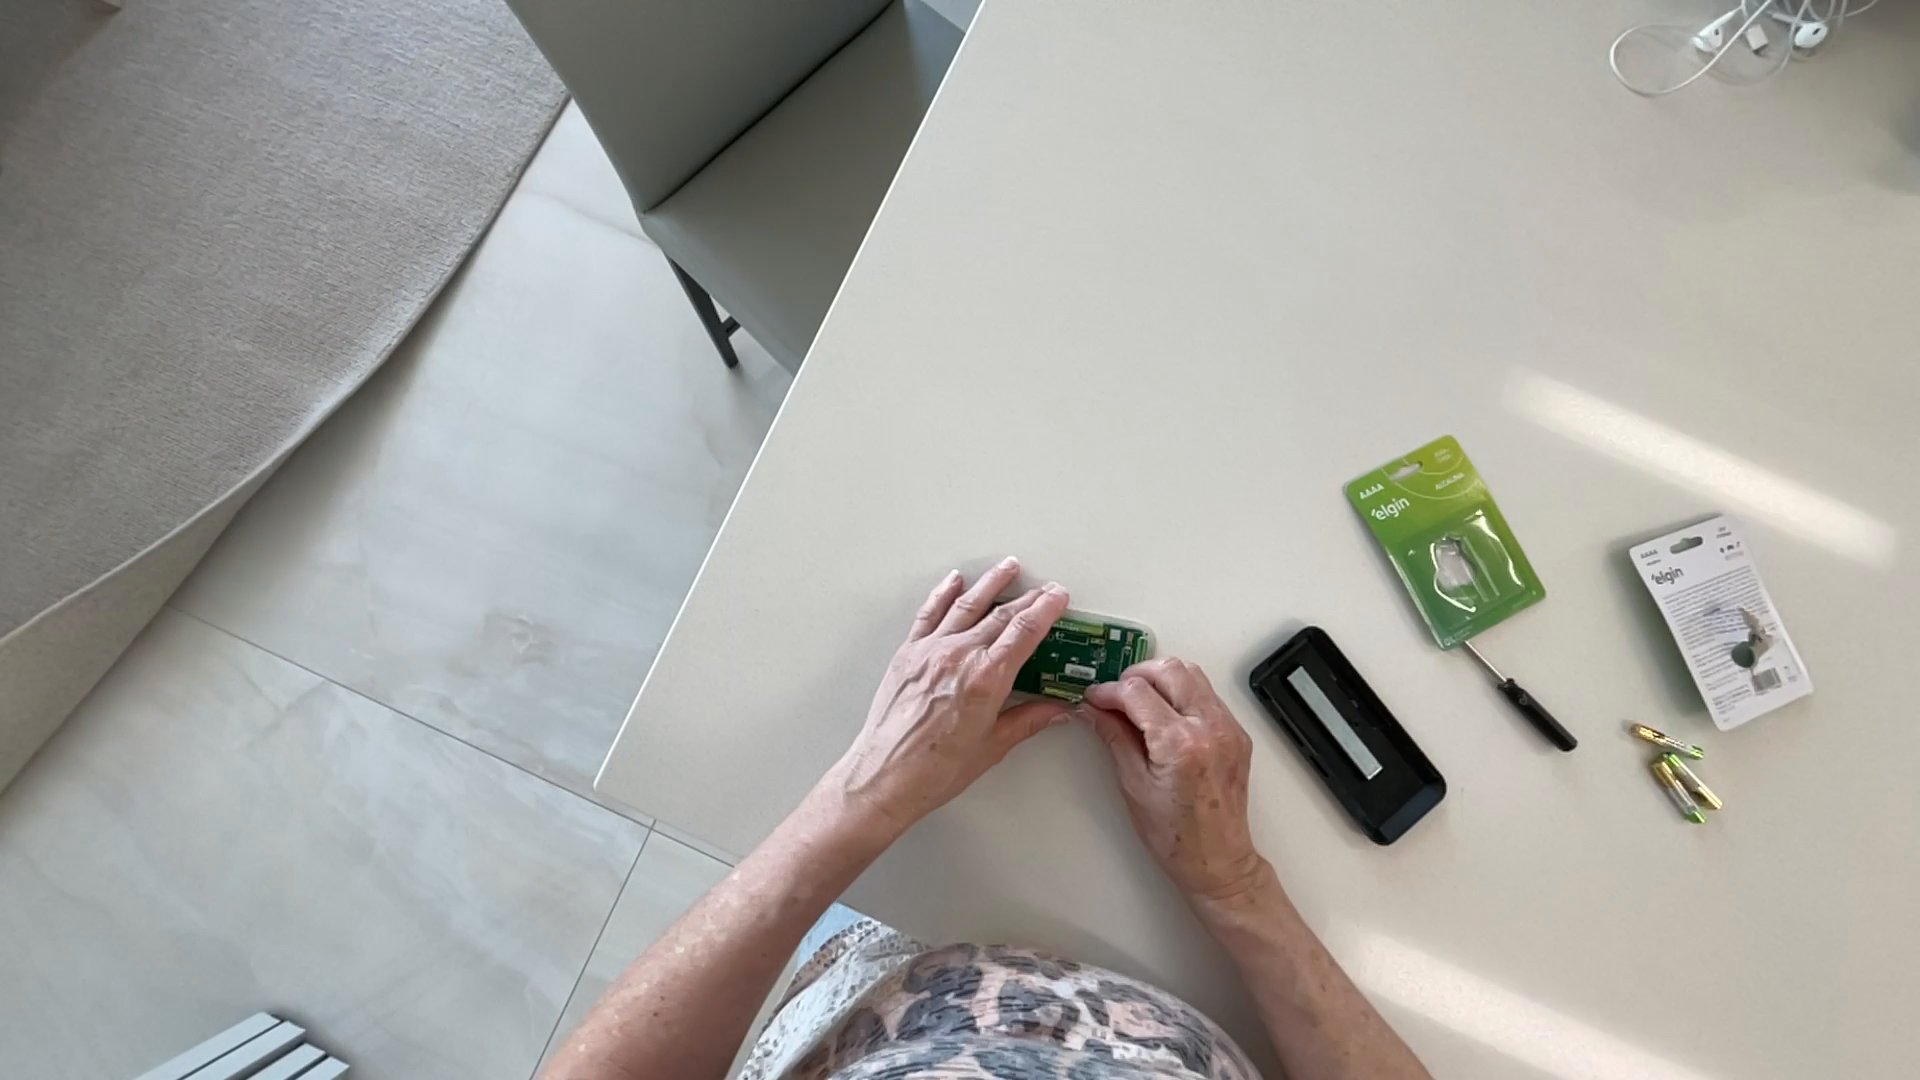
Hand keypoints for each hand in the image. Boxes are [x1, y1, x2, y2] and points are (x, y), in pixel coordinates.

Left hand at [822, 558, 1072, 837]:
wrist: (884, 775)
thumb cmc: (935, 769)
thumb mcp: (992, 746)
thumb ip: (1027, 721)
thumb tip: (1055, 710)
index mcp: (986, 678)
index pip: (1025, 631)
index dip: (1046, 609)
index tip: (1059, 596)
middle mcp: (959, 656)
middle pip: (1002, 615)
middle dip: (1029, 598)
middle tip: (1046, 588)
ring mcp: (932, 650)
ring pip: (968, 605)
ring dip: (991, 583)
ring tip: (1008, 568)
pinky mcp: (909, 653)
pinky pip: (929, 613)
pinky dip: (944, 593)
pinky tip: (955, 581)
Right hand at [1082, 658, 1267, 905]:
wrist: (1218, 862)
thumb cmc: (1175, 836)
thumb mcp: (1133, 784)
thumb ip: (1113, 736)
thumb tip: (1092, 709)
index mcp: (1180, 744)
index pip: (1137, 692)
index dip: (1109, 691)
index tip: (1094, 698)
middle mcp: (1209, 728)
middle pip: (1169, 670)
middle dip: (1136, 675)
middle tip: (1116, 694)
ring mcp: (1228, 728)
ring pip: (1192, 673)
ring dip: (1161, 679)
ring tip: (1138, 700)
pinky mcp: (1236, 733)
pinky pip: (1206, 694)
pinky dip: (1181, 692)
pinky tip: (1163, 713)